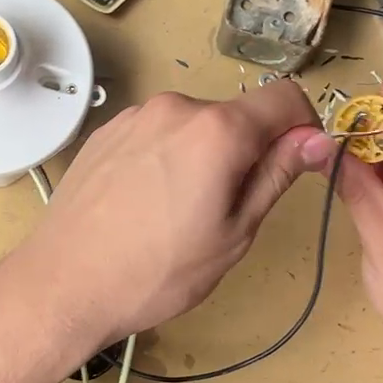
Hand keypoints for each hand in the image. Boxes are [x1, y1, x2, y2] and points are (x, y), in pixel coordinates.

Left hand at [4, 81, 322, 349]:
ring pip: (193, 126)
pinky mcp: (105, 133)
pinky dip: (166, 157)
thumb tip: (317, 138)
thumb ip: (277, 175)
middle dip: (245, 152)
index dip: (302, 128)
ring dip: (203, 156)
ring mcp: (133, 117)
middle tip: (224, 211)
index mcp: (216, 130)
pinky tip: (144, 203)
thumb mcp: (234, 233)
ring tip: (178, 213)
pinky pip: (156, 134)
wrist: (64, 284)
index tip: (294, 165)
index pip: (285, 98)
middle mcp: (174, 107)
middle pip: (234, 115)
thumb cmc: (157, 272)